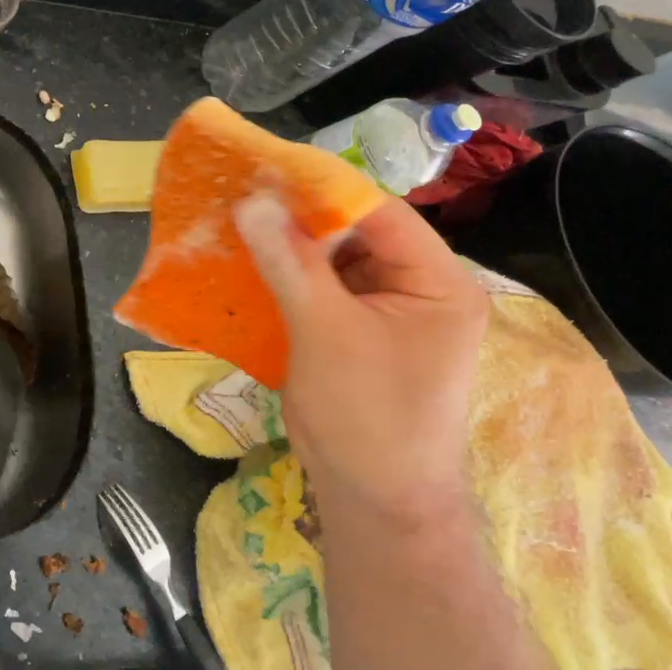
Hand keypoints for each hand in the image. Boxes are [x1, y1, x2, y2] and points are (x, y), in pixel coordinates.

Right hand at [234, 194, 487, 523]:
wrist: (373, 500)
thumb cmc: (366, 413)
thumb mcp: (325, 330)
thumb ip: (289, 261)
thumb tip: (251, 199)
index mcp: (437, 283)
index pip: (380, 214)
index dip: (323, 188)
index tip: (264, 170)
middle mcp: (417, 289)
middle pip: (355, 233)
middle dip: (298, 216)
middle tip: (240, 195)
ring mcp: (385, 312)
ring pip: (332, 259)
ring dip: (287, 245)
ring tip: (234, 222)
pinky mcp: (354, 333)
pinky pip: (319, 288)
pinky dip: (285, 275)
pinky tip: (245, 263)